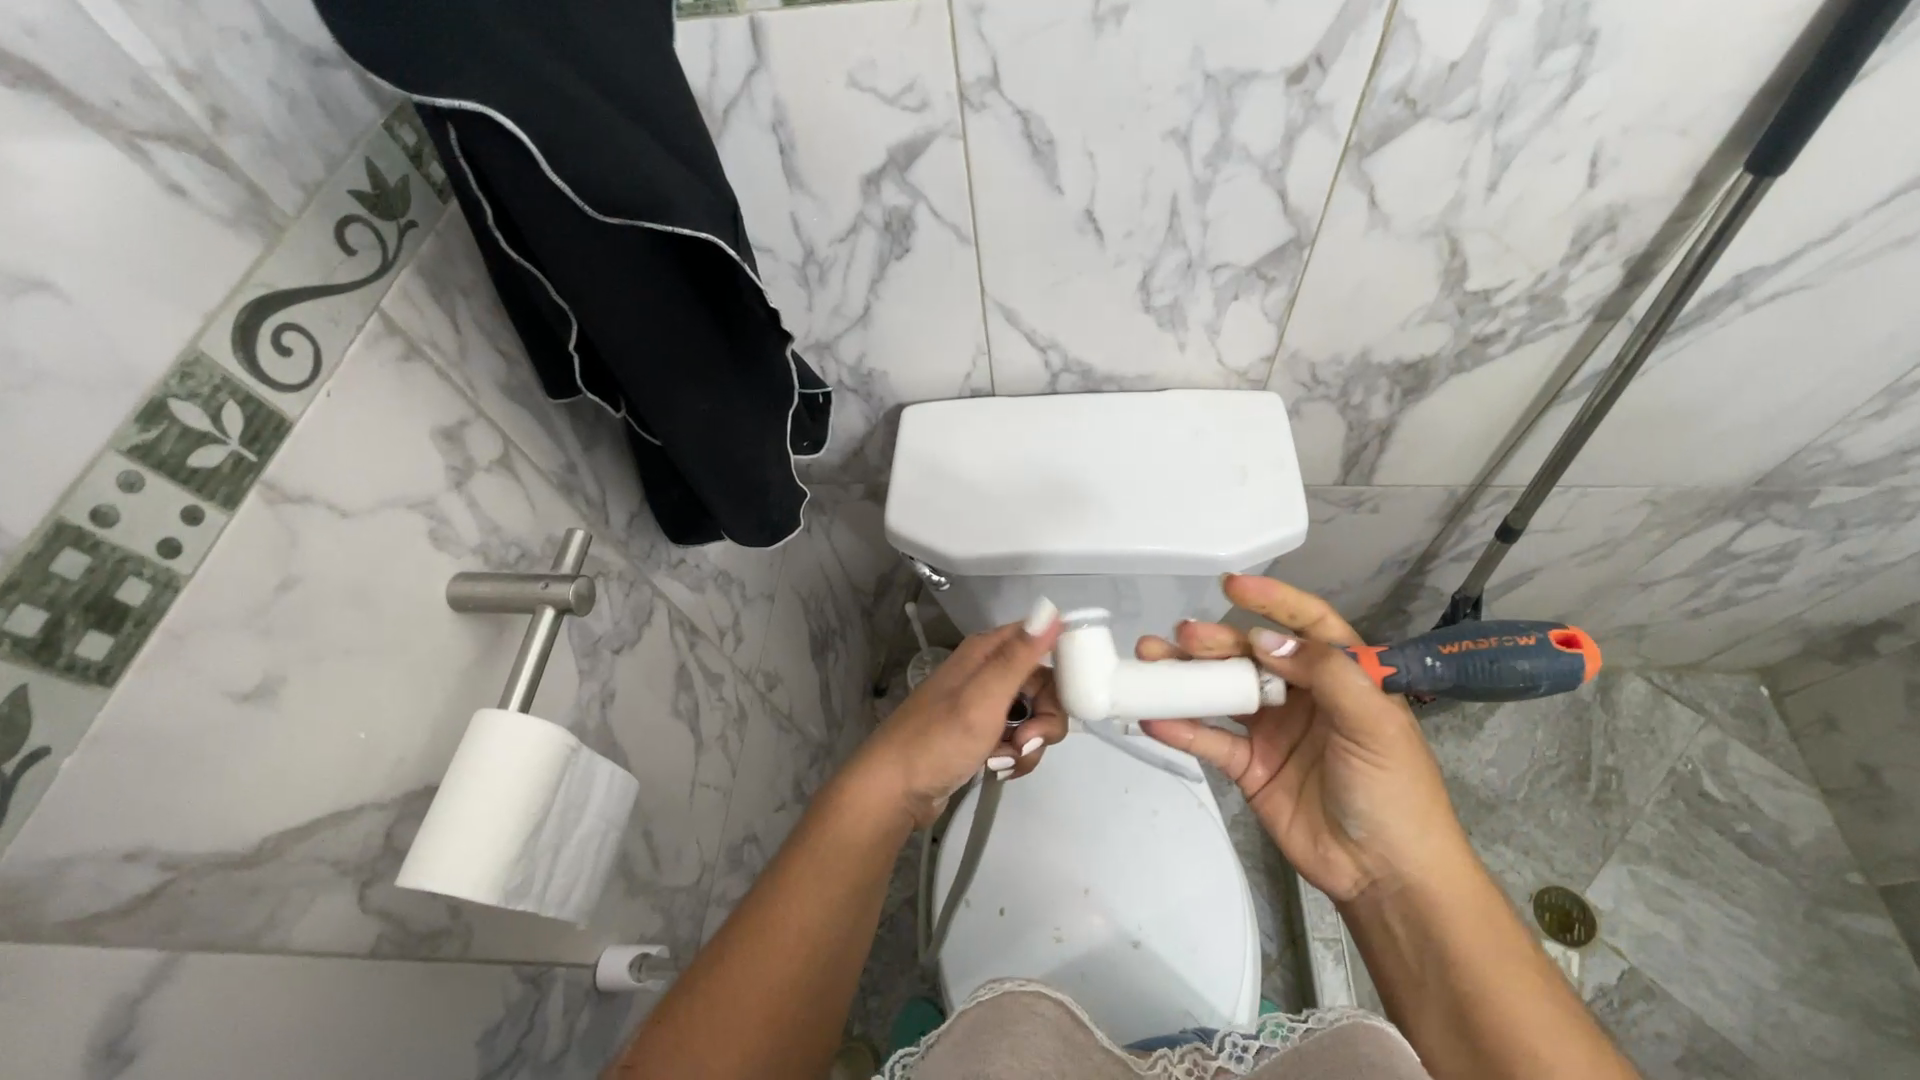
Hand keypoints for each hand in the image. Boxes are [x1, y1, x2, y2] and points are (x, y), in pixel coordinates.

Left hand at [849, 602, 1068, 827]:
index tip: (1074, 696)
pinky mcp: (980, 735)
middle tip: (1028, 740)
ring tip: (1006, 759)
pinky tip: (997, 768)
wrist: (895, 790)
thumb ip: (1019, 657)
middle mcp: (986, 671)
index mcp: (986, 652)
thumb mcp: (984, 697)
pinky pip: (1016, 739)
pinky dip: (1015, 756)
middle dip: (1047, 717)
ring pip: (1033, 717)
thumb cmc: (939, 740)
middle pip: (1043, 685)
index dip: (1064, 664)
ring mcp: (983, 705)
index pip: (1041, 639)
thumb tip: (1050, 609)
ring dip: (1030, 743)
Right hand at [1136, 576, 1470, 902]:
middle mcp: (1303, 696)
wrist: (1385, 874)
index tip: (1232, 586)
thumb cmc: (1395, 790)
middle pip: (1252, 656)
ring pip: (1223, 691)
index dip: (1272, 600)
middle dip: (1215, 642)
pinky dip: (1180, 727)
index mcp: (1342, 677)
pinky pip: (1209, 740)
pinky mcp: (1249, 767)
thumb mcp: (1374, 724)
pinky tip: (1153, 715)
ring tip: (1149, 660)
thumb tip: (1264, 638)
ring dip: (1186, 676)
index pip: (1307, 625)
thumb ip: (1325, 673)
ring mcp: (1272, 731)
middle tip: (1180, 637)